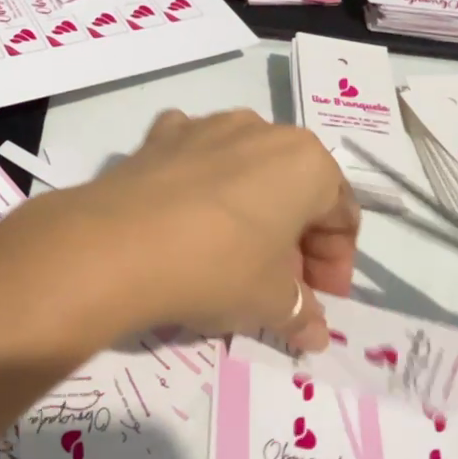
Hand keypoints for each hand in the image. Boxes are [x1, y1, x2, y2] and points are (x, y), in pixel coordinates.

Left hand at [31, 108, 360, 351]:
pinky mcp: (158, 136)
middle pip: (292, 187)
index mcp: (306, 161)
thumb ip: (301, 314)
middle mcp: (259, 129)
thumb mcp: (271, 302)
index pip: (340, 215)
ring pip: (243, 168)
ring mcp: (204, 126)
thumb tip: (314, 332)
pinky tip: (185, 213)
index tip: (320, 301)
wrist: (117, 244)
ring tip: (232, 256)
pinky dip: (197, 180)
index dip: (335, 263)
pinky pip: (192, 155)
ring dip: (247, 209)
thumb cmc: (218, 267)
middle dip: (293, 237)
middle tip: (279, 285)